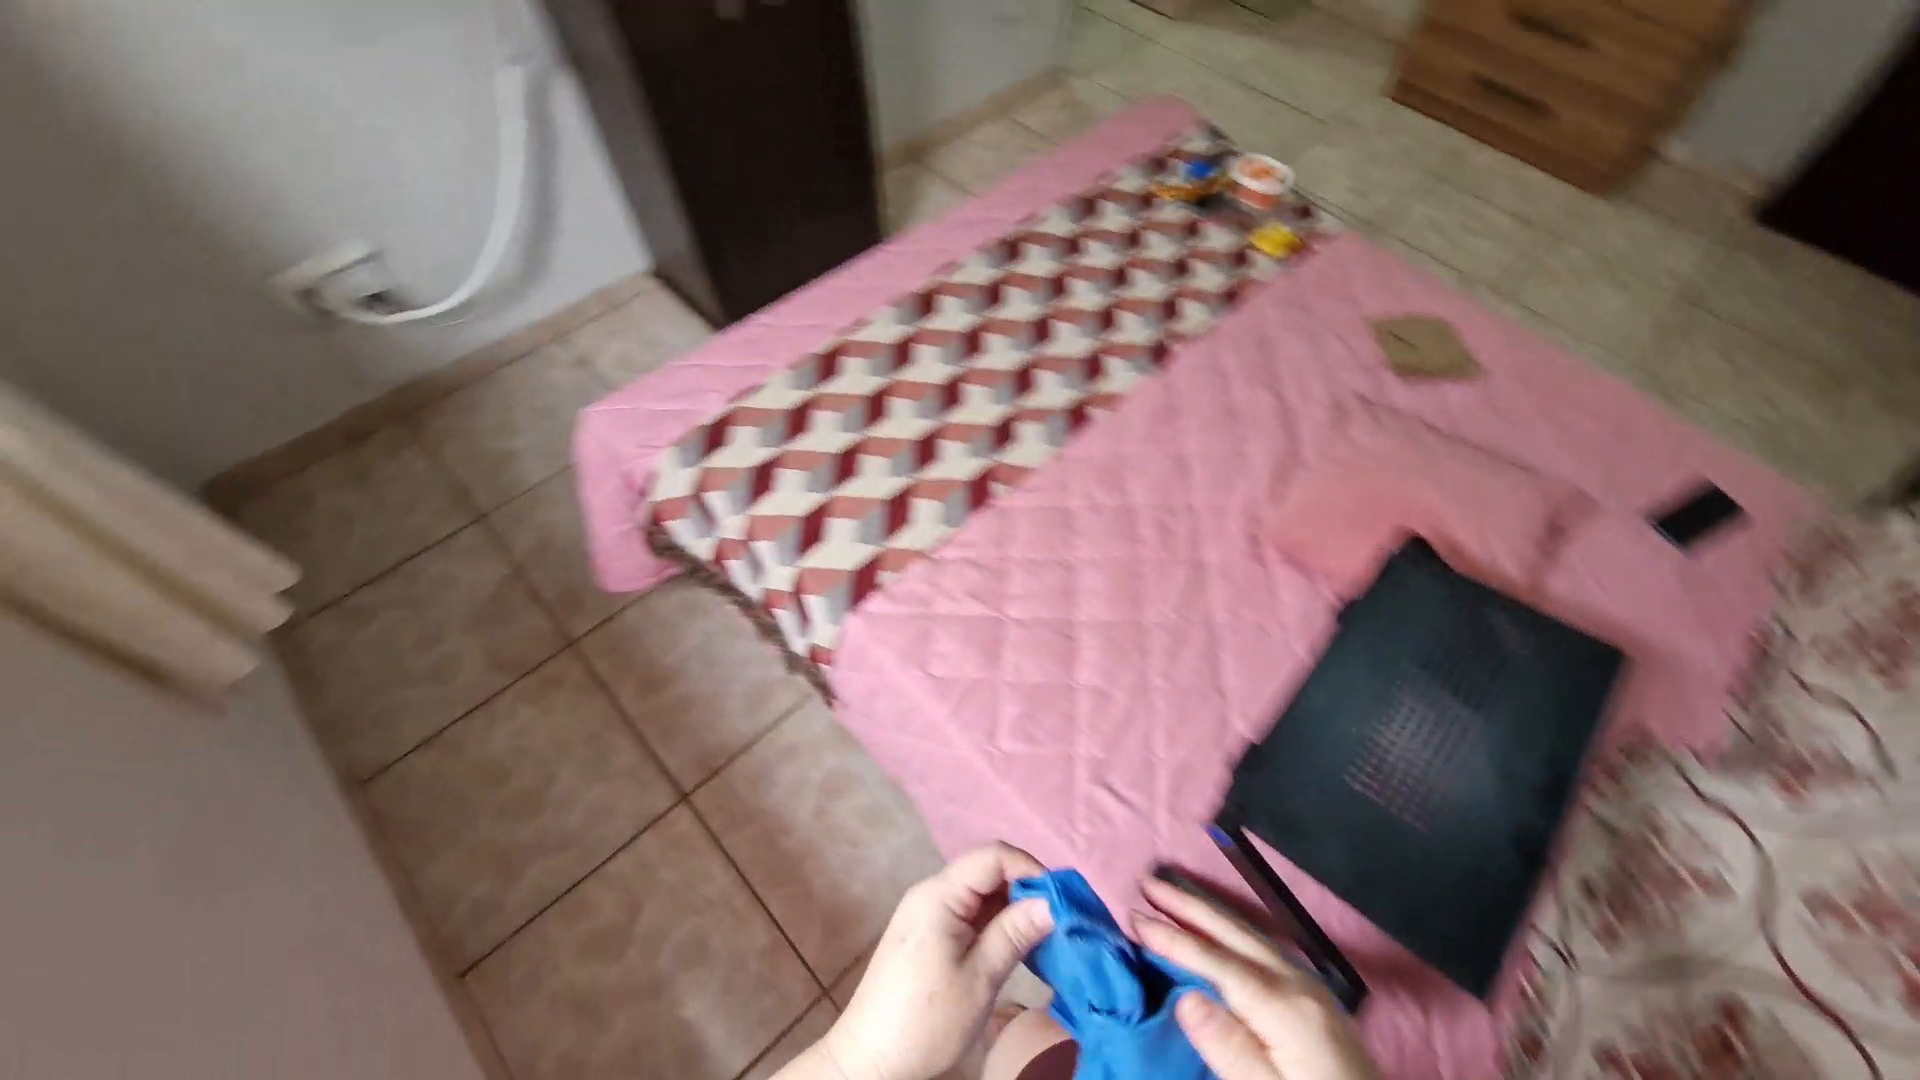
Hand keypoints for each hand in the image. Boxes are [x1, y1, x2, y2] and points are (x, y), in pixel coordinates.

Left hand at [816, 843, 1055, 1079]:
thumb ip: (1014, 934)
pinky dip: (997, 925)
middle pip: (988, 871)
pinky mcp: (929, 934)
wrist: (870, 1063)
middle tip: (1061, 923)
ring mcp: (928, 913)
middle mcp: (931, 893)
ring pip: (982, 894)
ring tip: (1047, 938)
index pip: (993, 856)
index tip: (1061, 902)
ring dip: (1015, 909)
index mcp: (938, 894)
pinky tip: (1019, 949)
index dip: (1030, 870)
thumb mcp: (978, 979)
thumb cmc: (925, 1022)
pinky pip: (970, 914)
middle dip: (1027, 890)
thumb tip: (1053, 902)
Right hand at [1134, 877, 1380, 1079]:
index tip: (1134, 916)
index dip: (1174, 937)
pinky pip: (1264, 949)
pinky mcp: (1318, 1002)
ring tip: (1175, 896)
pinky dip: (1233, 932)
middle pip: (1235, 934)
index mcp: (1285, 1007)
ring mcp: (1313, 990)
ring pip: (1251, 936)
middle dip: (1189, 906)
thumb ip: (1232, 1050)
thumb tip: (1186, 997)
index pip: (1217, 962)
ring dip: (1210, 914)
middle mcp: (1299, 985)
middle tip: (1148, 881)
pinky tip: (1223, 934)